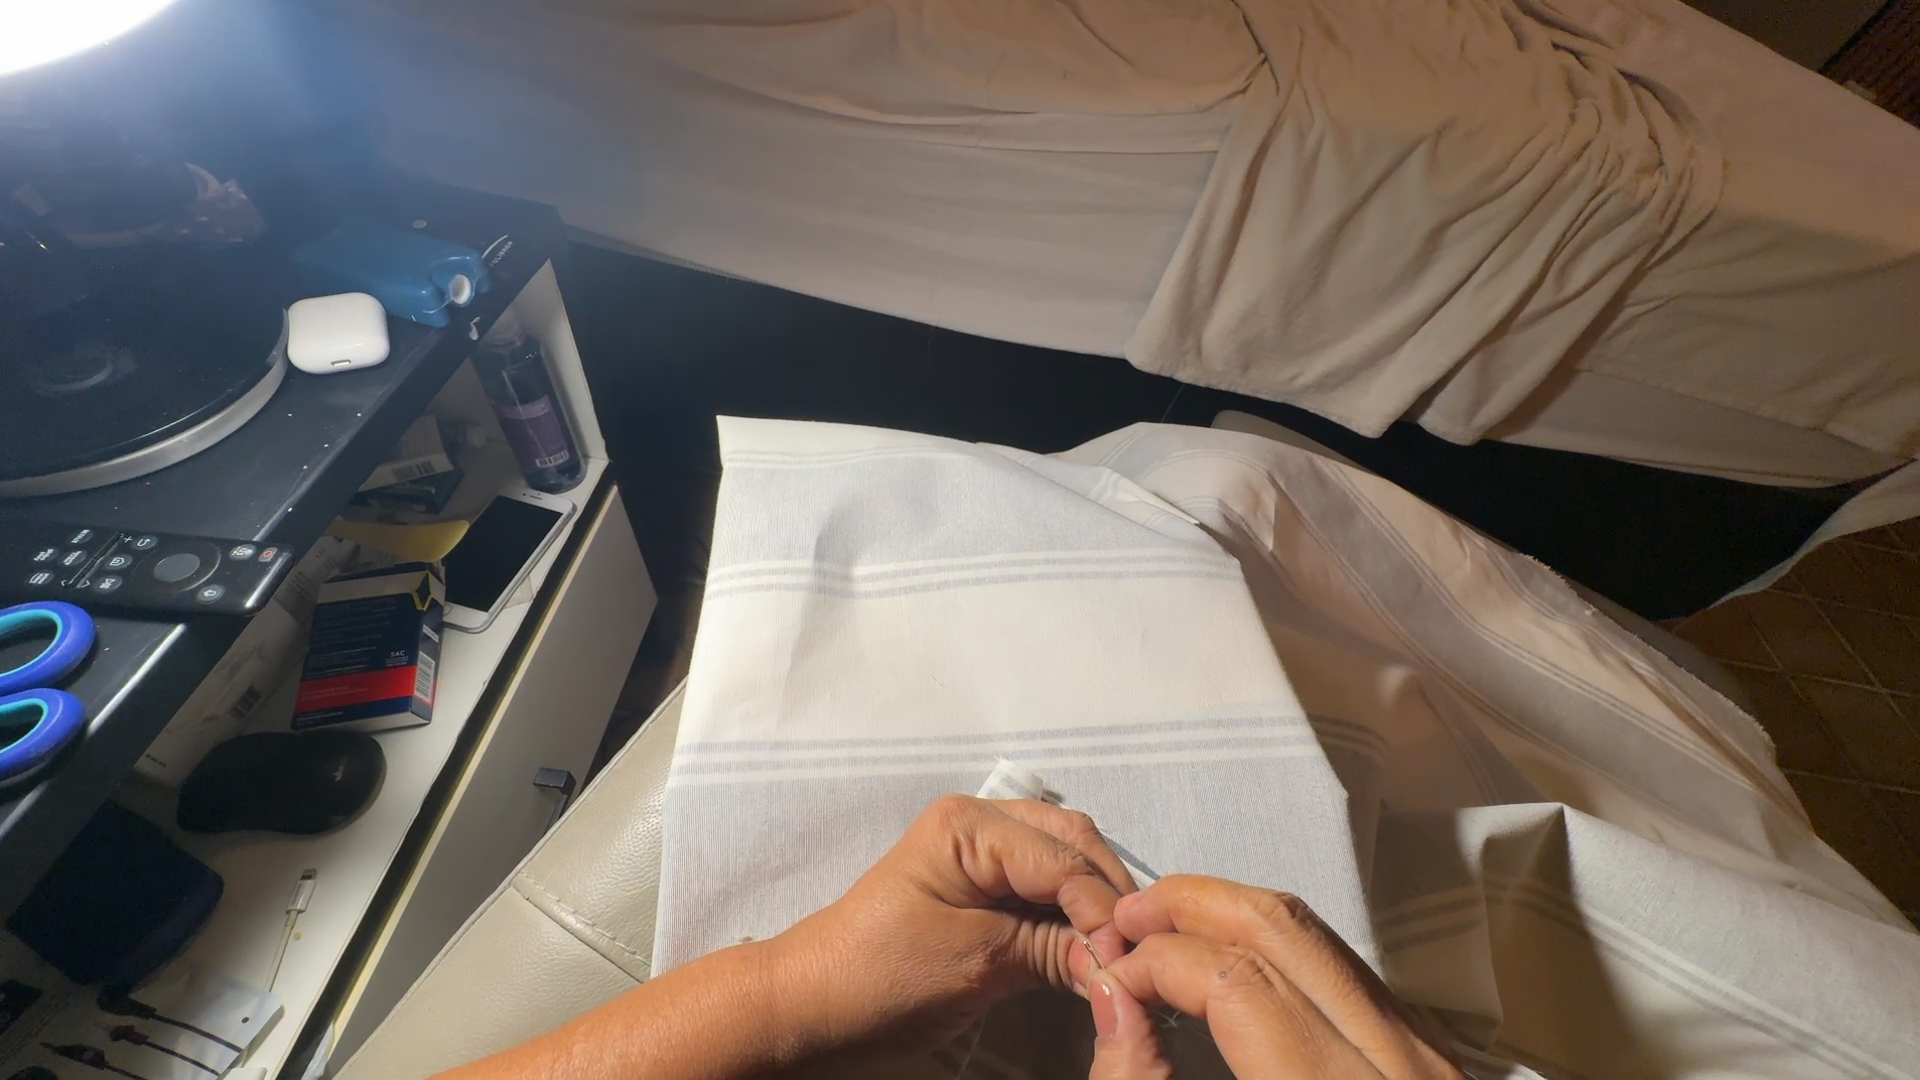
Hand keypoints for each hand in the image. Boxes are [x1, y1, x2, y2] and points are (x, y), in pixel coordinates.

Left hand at [766, 795, 1136, 1058]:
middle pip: (1068, 839)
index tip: (1132, 960)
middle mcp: (979, 818)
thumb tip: (1119, 962)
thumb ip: (1050, 950)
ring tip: (1117, 945)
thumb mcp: (975, 963)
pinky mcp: (981, 875)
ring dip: (1093, 895)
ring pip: (1061, 854)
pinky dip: (1069, 905)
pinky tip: (1086, 937)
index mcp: (969, 825)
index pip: (1060, 857)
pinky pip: (1041, 878)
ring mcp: (980, 844)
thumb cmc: (886, 974)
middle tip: (1134, 949)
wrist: (821, 999)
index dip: (1102, 906)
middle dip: (1105, 891)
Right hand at [1089, 875, 1461, 1079]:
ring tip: (1165, 924)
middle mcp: (1406, 1077)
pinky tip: (1223, 951)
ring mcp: (1432, 1064)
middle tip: (1130, 915)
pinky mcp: (1431, 1059)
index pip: (1237, 982)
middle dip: (1189, 903)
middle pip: (1281, 928)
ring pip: (1313, 931)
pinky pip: (1337, 963)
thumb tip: (1113, 995)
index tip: (1114, 974)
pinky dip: (1267, 940)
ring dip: (1225, 911)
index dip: (1158, 962)